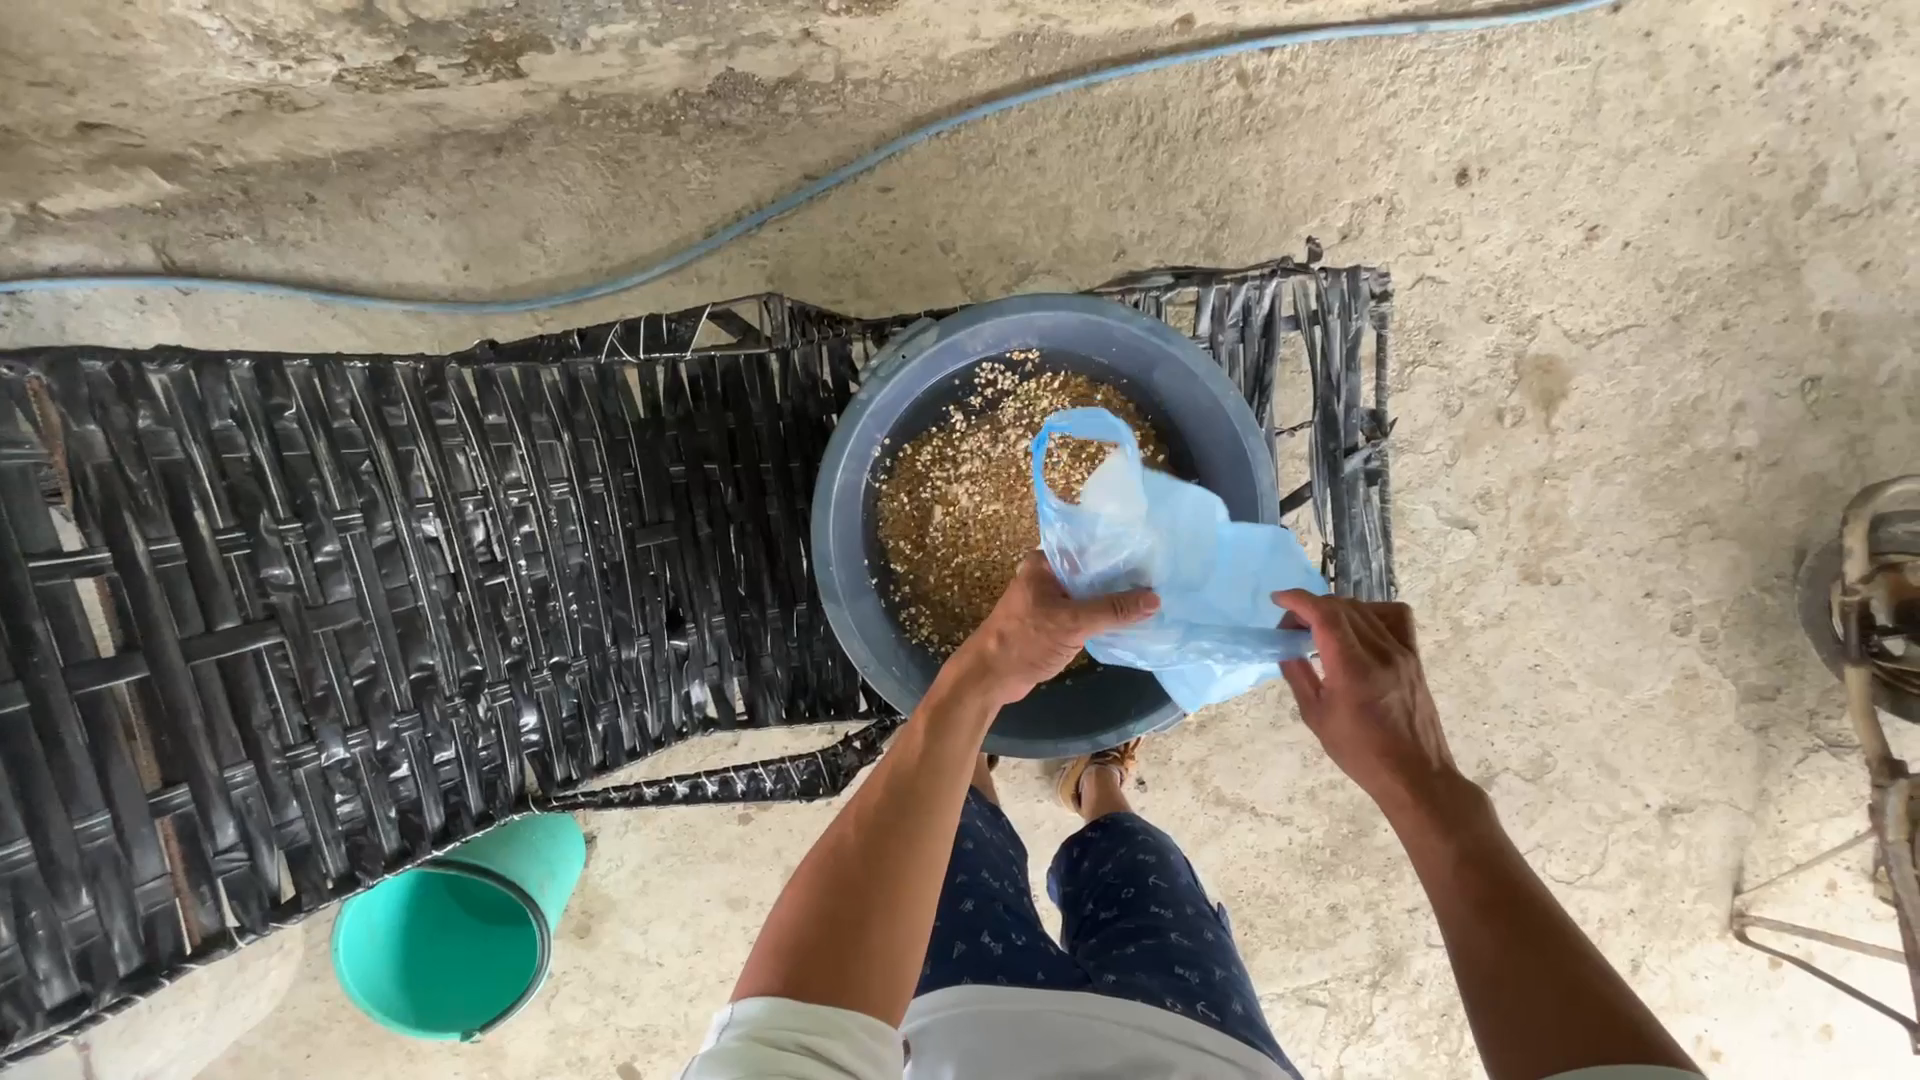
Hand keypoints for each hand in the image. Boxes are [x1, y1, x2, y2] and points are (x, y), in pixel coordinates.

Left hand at [950, 551, 1159, 706]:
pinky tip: (1129, 619)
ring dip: (1112, 599)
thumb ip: (1113, 610)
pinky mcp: (1052, 623)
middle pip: (1090, 572)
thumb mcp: (1072, 623)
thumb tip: (1154, 598)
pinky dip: (1102, 616)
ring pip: (1088, 594)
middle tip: (1159, 577)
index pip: (1087, 547)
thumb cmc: (1024, 641)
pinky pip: (1084, 613)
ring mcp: (1049, 601)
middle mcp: (1046, 577)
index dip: (1118, 551)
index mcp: (1044, 564)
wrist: (989, 678)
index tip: (1151, 554)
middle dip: (1120, 578)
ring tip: (1151, 596)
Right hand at [1270, 591, 1467, 815]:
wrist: (1415, 774)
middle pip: (1342, 607)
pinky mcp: (1414, 657)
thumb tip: (1286, 648)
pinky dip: (1370, 612)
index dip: (1298, 601)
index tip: (1278, 600)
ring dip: (1336, 610)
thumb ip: (1298, 675)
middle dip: (1310, 608)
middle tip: (1292, 629)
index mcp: (1353, 669)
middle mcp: (1381, 652)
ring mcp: (1402, 652)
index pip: (1326, 615)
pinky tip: (1357, 629)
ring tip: (1320, 628)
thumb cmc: (1360, 752)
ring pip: (1365, 609)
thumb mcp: (1316, 716)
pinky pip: (1394, 617)